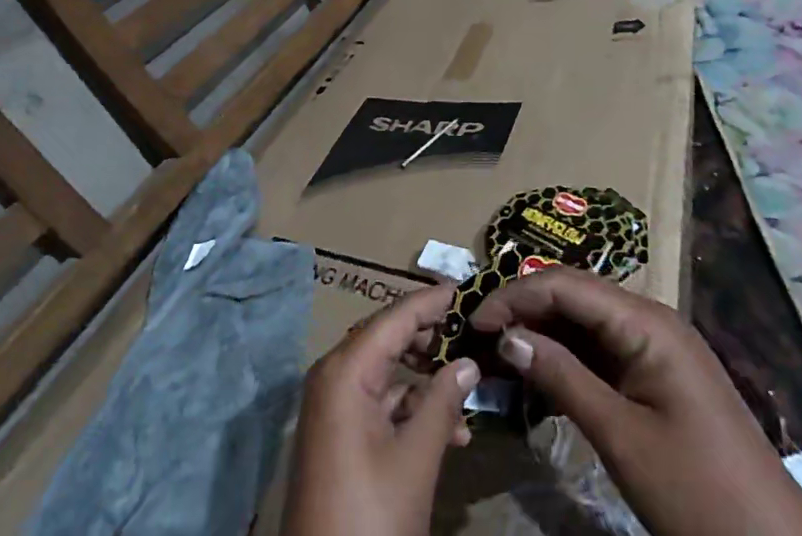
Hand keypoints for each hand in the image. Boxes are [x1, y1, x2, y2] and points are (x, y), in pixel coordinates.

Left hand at [282, 284, 481, 535]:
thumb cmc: (371, 512)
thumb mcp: (415, 457)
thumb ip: (442, 402)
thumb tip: (467, 363)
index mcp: (344, 371)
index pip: (392, 319)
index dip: (428, 302)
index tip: (463, 288)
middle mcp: (333, 377)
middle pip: (385, 340)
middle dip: (428, 336)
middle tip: (469, 331)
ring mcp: (332, 406)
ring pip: (385, 373)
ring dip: (425, 380)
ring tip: (468, 385)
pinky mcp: (338, 433)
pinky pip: (377, 403)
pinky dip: (410, 409)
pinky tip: (451, 431)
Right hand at [469, 268, 801, 535]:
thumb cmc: (697, 489)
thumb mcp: (620, 434)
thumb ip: (561, 376)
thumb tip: (506, 336)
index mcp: (645, 322)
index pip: (564, 285)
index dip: (514, 296)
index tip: (473, 323)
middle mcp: (649, 320)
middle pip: (572, 295)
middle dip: (523, 308)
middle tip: (478, 336)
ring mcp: (654, 347)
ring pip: (583, 321)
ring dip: (540, 332)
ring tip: (497, 354)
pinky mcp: (654, 374)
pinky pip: (599, 350)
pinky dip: (564, 357)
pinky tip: (536, 375)